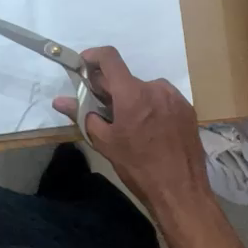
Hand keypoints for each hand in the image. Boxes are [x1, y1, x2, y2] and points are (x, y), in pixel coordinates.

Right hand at [53, 47, 210, 215]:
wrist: (181, 191)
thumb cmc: (138, 168)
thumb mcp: (106, 143)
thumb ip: (83, 115)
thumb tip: (60, 101)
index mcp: (132, 94)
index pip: (110, 58)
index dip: (93, 56)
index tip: (83, 65)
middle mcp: (155, 88)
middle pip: (127, 79)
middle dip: (111, 89)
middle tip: (103, 110)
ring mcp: (174, 97)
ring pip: (145, 89)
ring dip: (133, 99)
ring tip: (131, 127)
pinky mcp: (187, 109)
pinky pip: (163, 99)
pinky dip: (152, 107)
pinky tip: (151, 131)